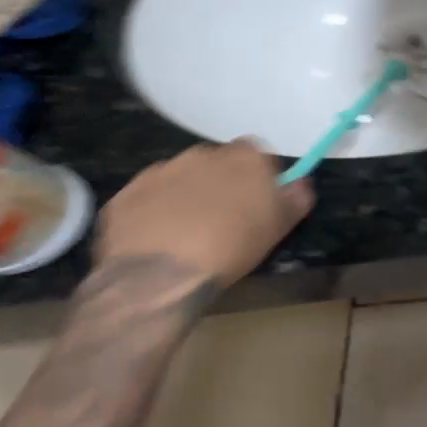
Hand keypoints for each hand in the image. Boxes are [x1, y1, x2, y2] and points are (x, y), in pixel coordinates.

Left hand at [96, 138, 314, 288]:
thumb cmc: (233, 246)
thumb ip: (296, 197)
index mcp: (245, 158)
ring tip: (187, 228)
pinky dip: (154, 209)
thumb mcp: (281, 226)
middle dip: (219, 181)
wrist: (161, 275)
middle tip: (223, 214)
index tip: (256, 197)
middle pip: (216, 161)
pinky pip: (147, 196)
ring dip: (186, 193)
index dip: (256, 173)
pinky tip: (158, 236)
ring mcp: (160, 172)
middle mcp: (202, 155)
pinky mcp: (126, 194)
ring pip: (180, 176)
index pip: (256, 151)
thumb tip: (299, 183)